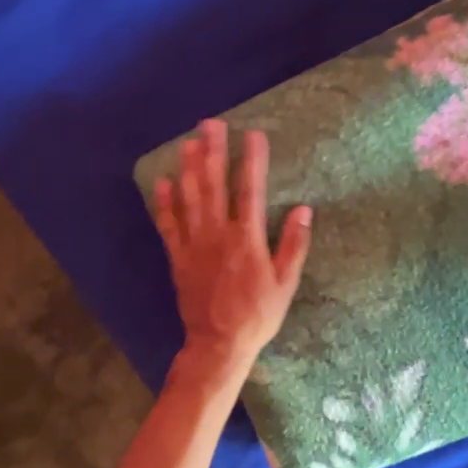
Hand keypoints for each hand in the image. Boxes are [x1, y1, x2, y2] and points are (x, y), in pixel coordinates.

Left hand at [153, 120, 312, 361]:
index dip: (252, 160)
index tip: (253, 133)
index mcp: (247, 239)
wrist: (219, 344)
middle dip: (213, 151)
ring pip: (189, 199)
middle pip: (214, 185)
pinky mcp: (177, 258)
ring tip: (188, 142)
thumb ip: (293, 245)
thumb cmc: (257, 315)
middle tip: (210, 124)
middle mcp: (217, 235)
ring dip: (188, 168)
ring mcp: (194, 245)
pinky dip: (165, 203)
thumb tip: (304, 210)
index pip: (251, 190)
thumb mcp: (285, 284)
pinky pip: (169, 226)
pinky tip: (163, 182)